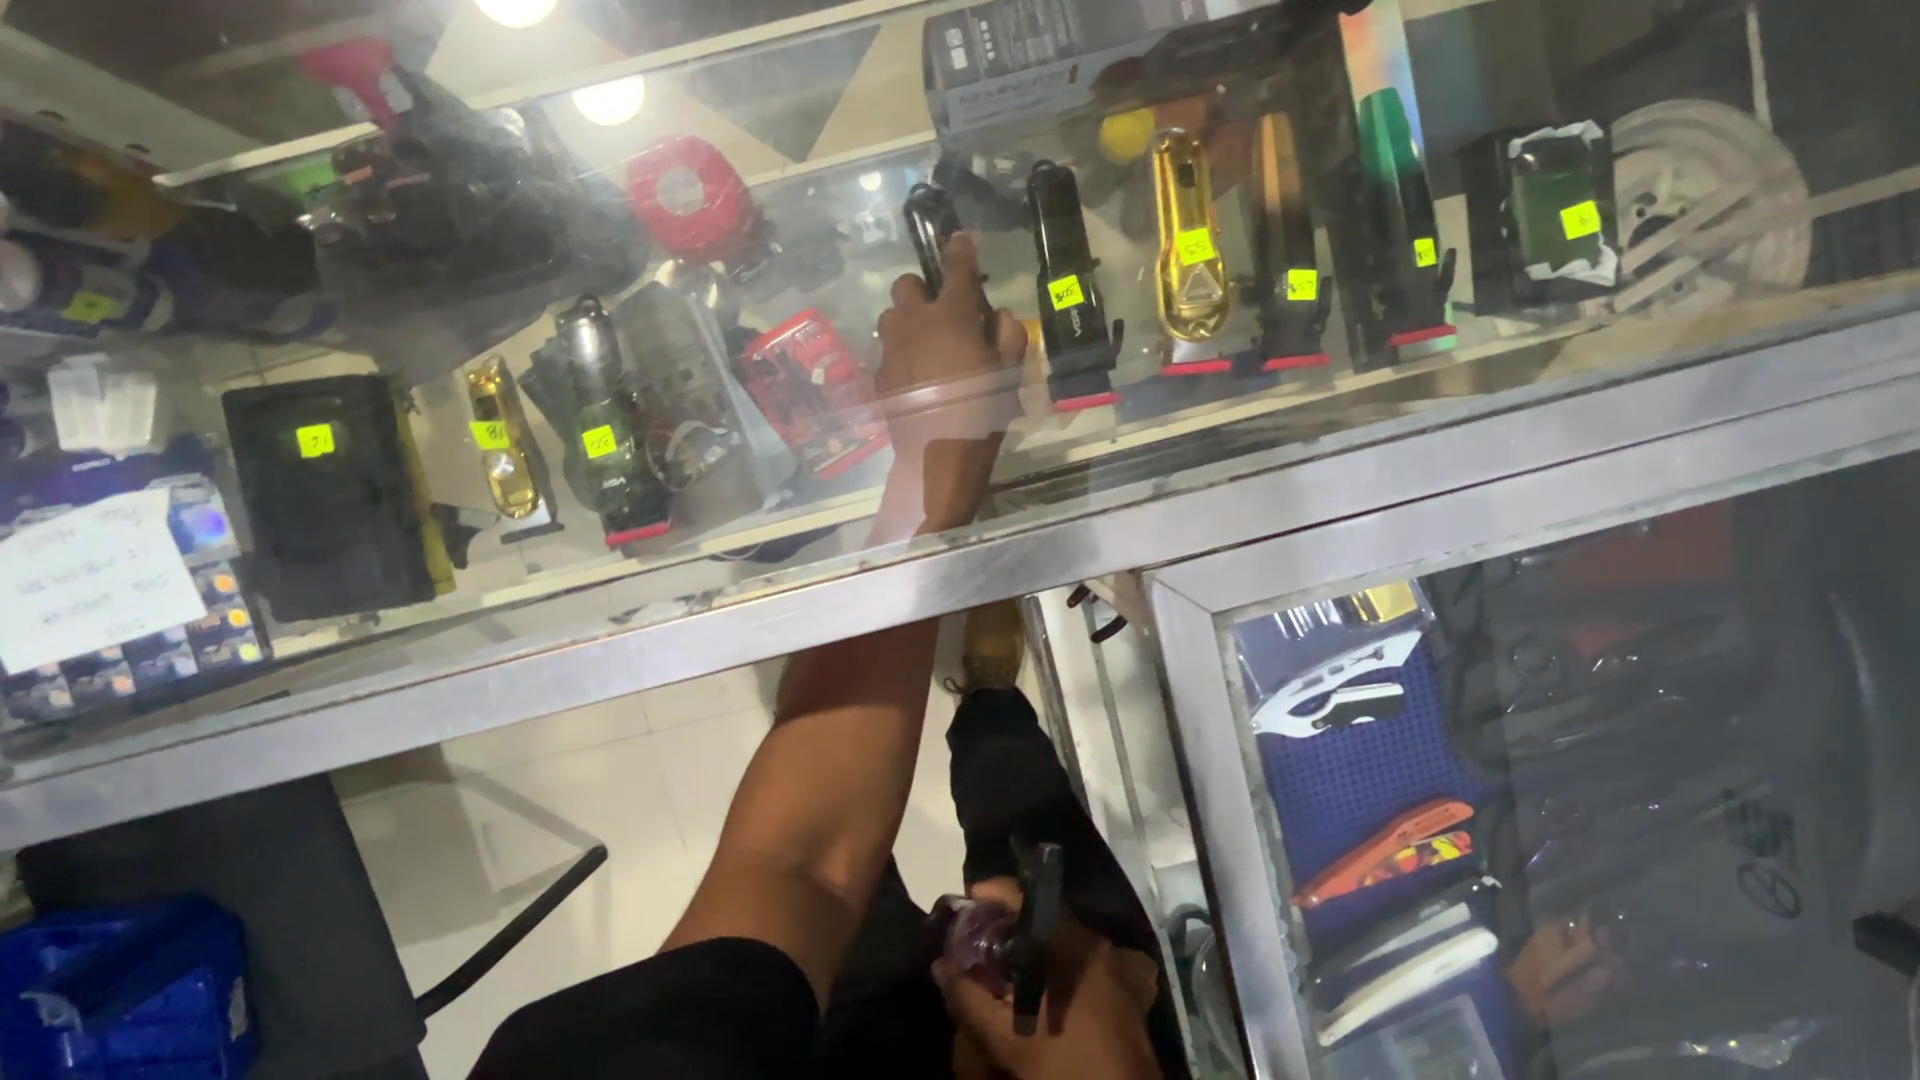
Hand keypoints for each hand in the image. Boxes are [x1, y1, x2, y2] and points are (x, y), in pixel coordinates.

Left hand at [871, 233, 1026, 537]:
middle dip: (921, 291)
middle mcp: (914, 323)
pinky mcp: (878, 376)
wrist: (939, 454)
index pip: (956, 267)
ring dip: (906, 322)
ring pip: (890, 317)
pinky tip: (915, 377)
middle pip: (906, 285)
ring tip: (924, 346)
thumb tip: (995, 316)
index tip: (962, 242)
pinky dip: (900, 356)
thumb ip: (1008, 332)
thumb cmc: (983, 408)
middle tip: (940, 312)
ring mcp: (891, 349)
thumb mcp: (1010, 370)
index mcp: (951, 315)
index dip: (961, 250)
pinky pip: (886, 352)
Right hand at [934, 878, 1163, 1079]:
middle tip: (988, 943)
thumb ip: (968, 997)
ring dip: (1045, 943)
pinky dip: (1078, 961)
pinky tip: (1066, 984)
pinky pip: (1100, 955)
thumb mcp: (1006, 1038)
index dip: (992, 893)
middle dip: (1014, 923)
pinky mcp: (1137, 980)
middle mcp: (1096, 938)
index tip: (969, 902)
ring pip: (1072, 934)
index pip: (1022, 894)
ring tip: (1023, 967)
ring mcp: (1120, 957)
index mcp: (1065, 942)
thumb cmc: (1064, 1065)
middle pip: (1046, 913)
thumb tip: (940, 964)